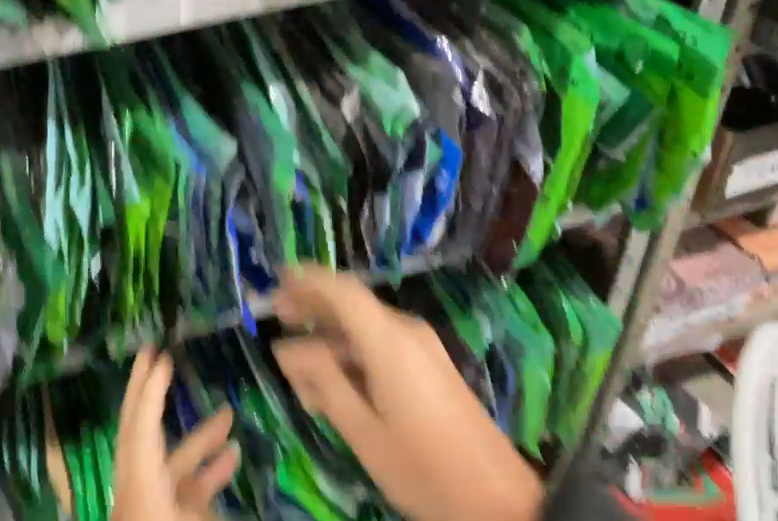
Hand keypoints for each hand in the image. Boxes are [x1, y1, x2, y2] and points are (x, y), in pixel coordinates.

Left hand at [110, 347, 240, 520]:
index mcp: (138, 482)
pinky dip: (205, 468)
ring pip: (171, 457)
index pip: (142, 426)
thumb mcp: (190, 516)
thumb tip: (237, 452)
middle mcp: (136, 484)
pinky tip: (233, 454)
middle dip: (146, 388)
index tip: (160, 355)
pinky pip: (183, 483)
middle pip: (139, 427)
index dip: (151, 390)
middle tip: (154, 351)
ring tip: (228, 412)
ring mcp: (148, 498)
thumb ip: (209, 481)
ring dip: (200, 435)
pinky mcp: (161, 511)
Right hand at [272, 268, 543, 520]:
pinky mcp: (431, 367)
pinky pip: (381, 345)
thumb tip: (287, 348)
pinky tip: (334, 384)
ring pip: (364, 328)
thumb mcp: (362, 430)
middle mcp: (407, 332)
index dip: (307, 279)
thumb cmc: (424, 467)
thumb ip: (323, 382)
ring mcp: (423, 349)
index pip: (341, 290)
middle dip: (312, 306)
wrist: (501, 502)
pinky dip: (351, 353)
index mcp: (389, 341)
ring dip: (329, 339)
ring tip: (298, 369)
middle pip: (351, 304)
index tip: (276, 278)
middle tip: (276, 315)